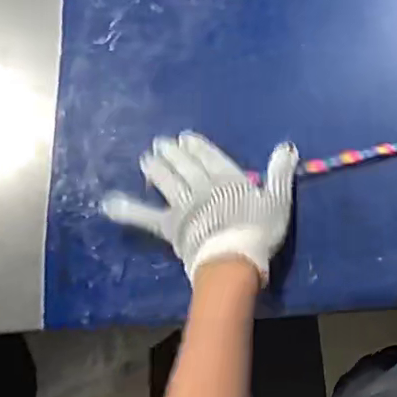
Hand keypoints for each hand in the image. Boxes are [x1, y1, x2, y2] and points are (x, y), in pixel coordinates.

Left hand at [100, 132, 297, 282]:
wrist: (234, 258)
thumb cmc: (260, 231)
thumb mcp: (278, 199)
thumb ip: (280, 172)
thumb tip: (287, 146)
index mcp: (228, 178)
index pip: (209, 156)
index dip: (196, 146)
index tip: (185, 137)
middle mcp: (202, 186)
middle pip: (184, 165)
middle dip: (172, 153)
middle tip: (161, 143)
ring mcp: (183, 205)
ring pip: (166, 181)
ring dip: (155, 169)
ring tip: (146, 159)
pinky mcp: (170, 226)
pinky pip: (145, 216)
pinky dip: (128, 209)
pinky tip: (109, 203)